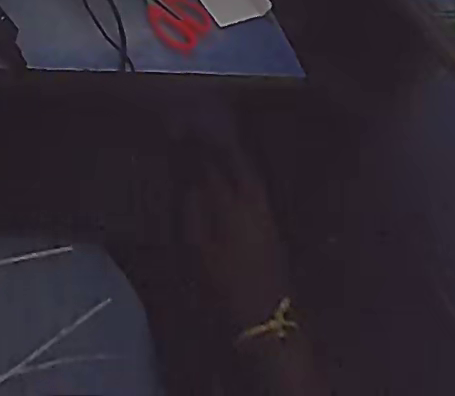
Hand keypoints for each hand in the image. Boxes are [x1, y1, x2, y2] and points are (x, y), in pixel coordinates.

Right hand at [183, 149, 326, 392]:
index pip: (209, 166)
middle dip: (218, 144)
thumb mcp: (197, 249)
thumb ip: (192, 210)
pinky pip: (257, 187)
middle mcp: (251, 203)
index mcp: (228, 206)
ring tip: (218, 145)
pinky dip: (245, 174)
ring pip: (250, 174)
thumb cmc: (224, 287)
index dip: (194, 148)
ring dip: (234, 157)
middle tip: (201, 131)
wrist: (266, 322)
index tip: (180, 132)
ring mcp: (266, 214)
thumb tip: (188, 182)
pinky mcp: (274, 226)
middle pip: (236, 162)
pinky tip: (236, 174)